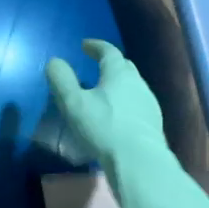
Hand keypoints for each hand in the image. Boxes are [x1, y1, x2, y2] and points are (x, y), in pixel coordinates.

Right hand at [45, 39, 167, 169]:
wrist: (140, 162)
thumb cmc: (104, 127)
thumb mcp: (73, 102)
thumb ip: (61, 79)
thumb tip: (55, 61)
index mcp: (119, 74)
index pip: (109, 51)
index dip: (96, 46)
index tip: (85, 45)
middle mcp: (138, 84)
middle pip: (124, 66)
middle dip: (110, 63)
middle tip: (96, 65)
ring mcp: (149, 104)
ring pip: (133, 86)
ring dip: (119, 84)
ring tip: (104, 92)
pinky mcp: (153, 124)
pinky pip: (137, 104)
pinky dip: (126, 102)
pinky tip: (117, 115)